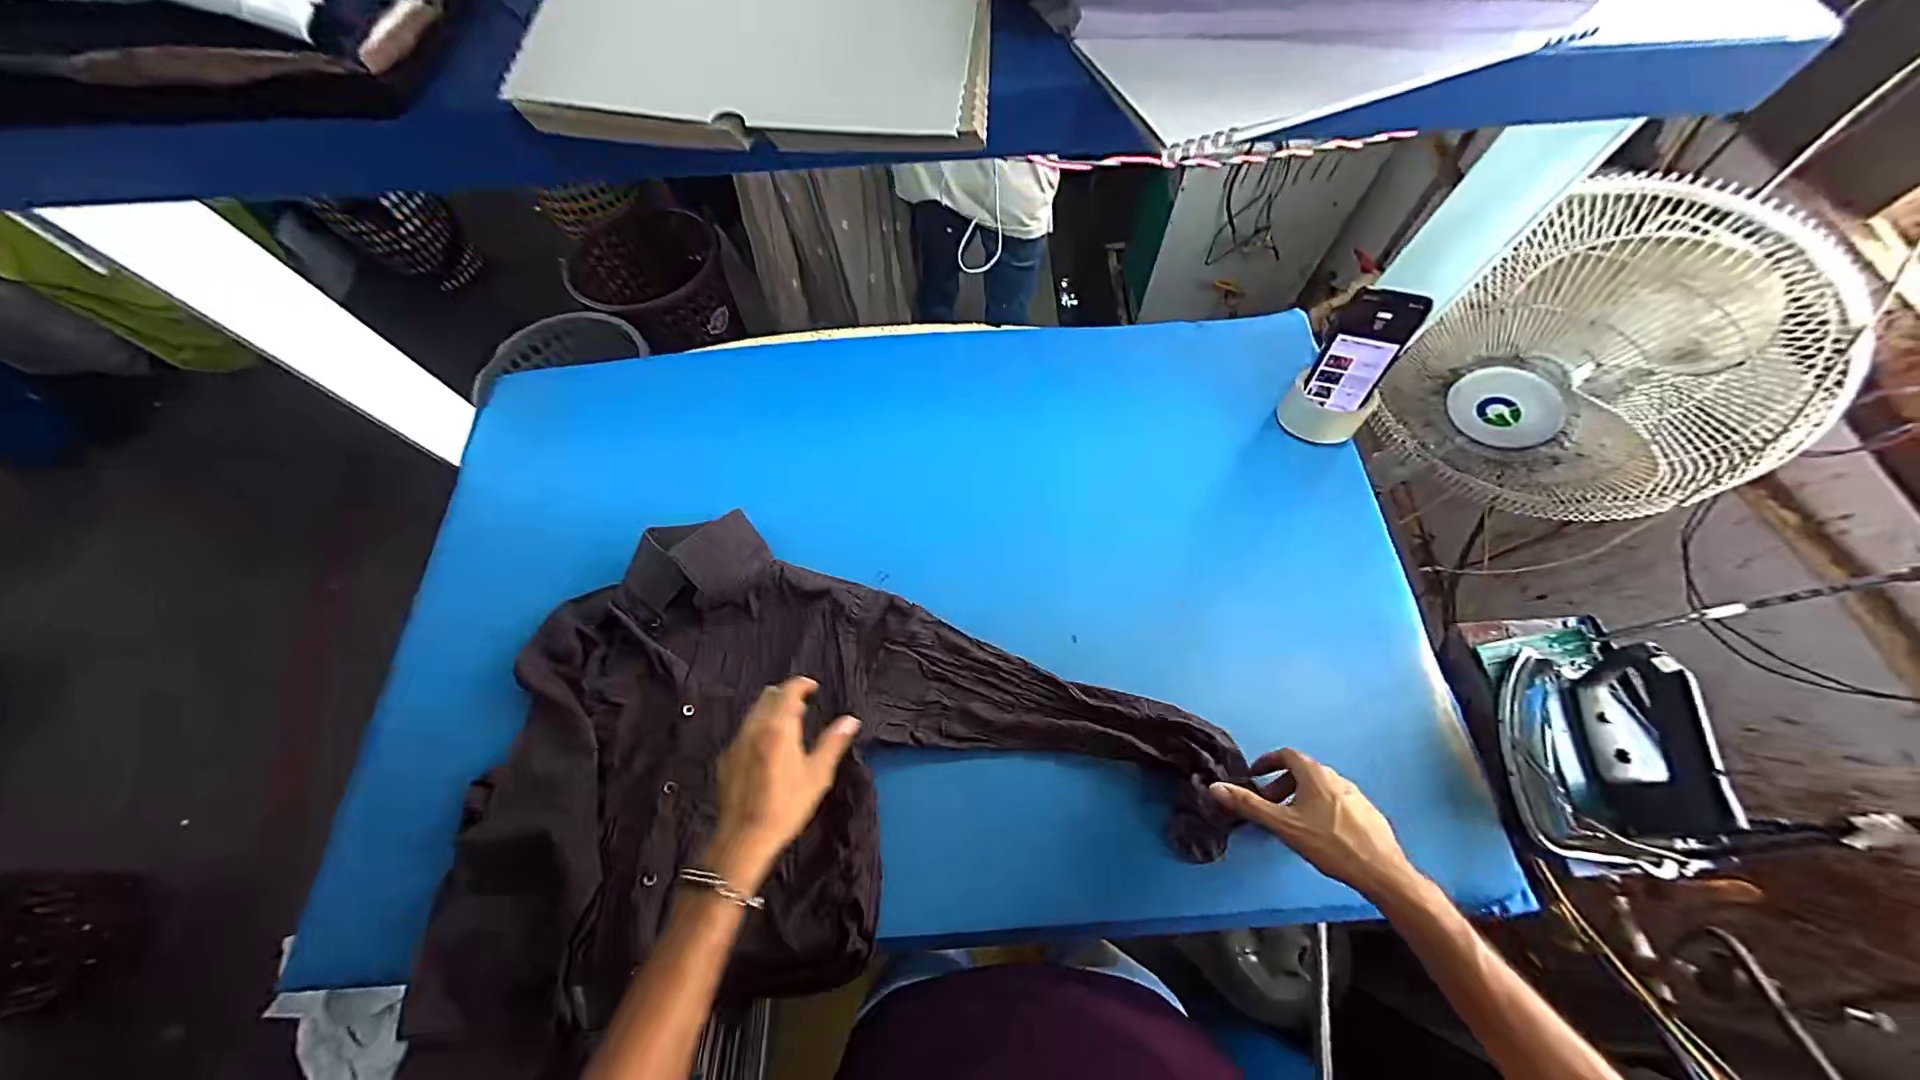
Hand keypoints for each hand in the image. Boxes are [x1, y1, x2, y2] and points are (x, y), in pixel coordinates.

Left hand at [707, 677, 859, 890]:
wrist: (744, 838)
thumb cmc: (786, 806)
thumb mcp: (818, 774)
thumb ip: (833, 742)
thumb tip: (850, 721)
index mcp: (778, 728)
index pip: (788, 691)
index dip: (802, 684)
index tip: (813, 687)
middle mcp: (755, 729)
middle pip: (768, 696)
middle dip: (786, 694)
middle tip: (803, 705)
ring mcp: (737, 743)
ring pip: (754, 712)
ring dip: (771, 709)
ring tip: (788, 724)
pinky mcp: (726, 758)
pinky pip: (744, 731)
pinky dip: (758, 727)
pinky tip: (767, 747)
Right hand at [1209, 747, 1421, 902]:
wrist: (1383, 873)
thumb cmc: (1330, 844)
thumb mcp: (1283, 825)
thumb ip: (1249, 805)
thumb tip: (1216, 788)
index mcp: (1315, 775)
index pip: (1287, 755)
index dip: (1267, 762)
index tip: (1256, 775)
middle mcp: (1337, 779)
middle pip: (1303, 771)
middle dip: (1281, 784)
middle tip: (1270, 803)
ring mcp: (1356, 796)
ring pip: (1321, 788)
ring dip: (1301, 797)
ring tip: (1292, 820)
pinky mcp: (1369, 814)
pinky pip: (1337, 802)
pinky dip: (1321, 808)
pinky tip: (1321, 833)